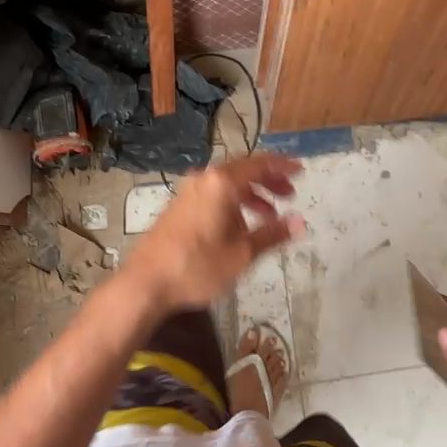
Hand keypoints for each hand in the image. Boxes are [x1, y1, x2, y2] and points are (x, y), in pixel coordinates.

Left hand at [120, 153, 305, 312]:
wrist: (145, 282)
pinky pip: (213, 195)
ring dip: (251, 195)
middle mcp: (204, 179)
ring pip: (227, 184)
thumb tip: (301, 222)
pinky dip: (232, 203)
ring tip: (268, 216)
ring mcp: (188, 192)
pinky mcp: (179, 207)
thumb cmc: (197, 266)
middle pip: (242, 171)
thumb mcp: (242, 253)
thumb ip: (272, 234)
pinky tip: (239, 227)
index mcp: (221, 182)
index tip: (301, 170)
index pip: (259, 164)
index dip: (282, 166)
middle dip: (268, 181)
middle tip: (289, 195)